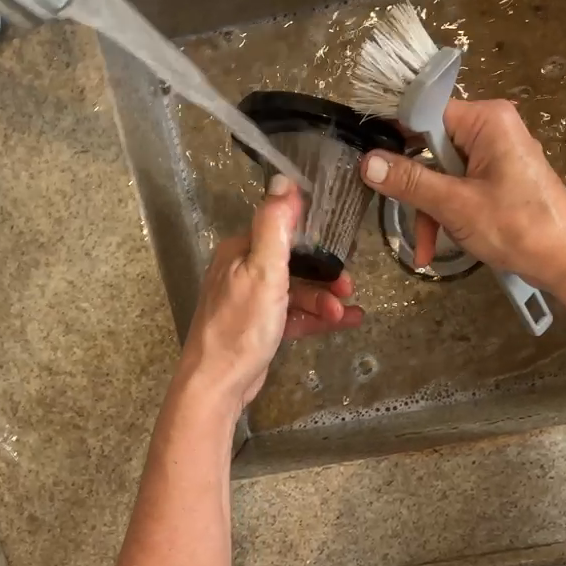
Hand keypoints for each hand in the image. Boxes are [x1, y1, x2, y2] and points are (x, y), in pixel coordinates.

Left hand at [177, 176, 364, 409]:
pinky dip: (317, 318)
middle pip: (294, 263)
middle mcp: (243, 272)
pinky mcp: (260, 328)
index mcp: (240, 252)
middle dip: (324, 275)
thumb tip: (284, 181)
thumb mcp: (262, 271)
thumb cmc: (240, 328)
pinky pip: (294, 316)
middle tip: (348, 287)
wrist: (217, 383)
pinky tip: (343, 322)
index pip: (282, 231)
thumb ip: (275, 226)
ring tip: (346, 313)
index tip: (343, 246)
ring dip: (324, 300)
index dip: (315, 238)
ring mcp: (251, 302)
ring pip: (296, 292)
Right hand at [362, 99, 565, 296]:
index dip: (398, 140)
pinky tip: (442, 246)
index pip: (427, 114)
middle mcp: (492, 129)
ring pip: (444, 177)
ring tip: (428, 251)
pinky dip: (449, 217)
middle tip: (408, 226)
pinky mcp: (500, 181)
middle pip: (433, 150)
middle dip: (418, 193)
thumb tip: (368, 162)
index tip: (375, 168)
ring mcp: (497, 156)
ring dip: (432, 214)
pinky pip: (461, 190)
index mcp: (486, 120)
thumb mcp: (456, 205)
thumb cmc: (518, 226)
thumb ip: (410, 182)